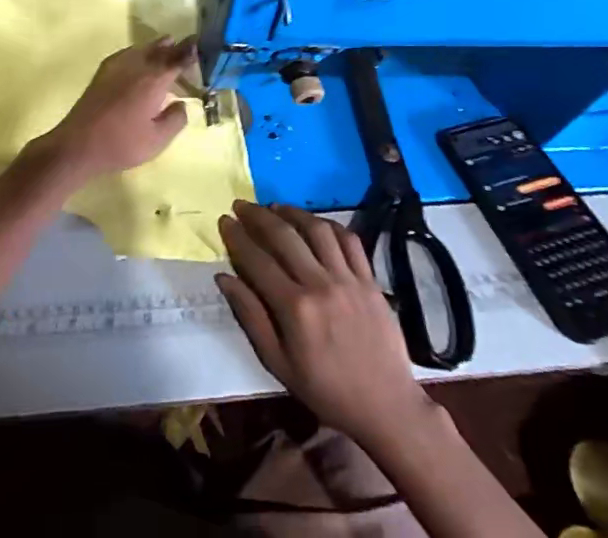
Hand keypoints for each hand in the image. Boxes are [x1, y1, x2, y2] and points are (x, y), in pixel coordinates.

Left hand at [32, 37, 193, 184]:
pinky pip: (128, 52)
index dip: (191, 51)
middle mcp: (137, 66)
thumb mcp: (157, 140)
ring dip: (158, 47)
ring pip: (143, 48)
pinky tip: (140, 58)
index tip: (201, 45)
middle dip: (176, 47)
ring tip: (168, 47)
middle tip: (188, 47)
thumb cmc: (121, 144)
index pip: (178, 58)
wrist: (77, 145)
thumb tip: (181, 104)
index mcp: (154, 80)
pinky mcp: (103, 72)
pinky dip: (140, 51)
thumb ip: (175, 119)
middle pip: (161, 49)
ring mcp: (118, 66)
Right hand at [216, 202, 436, 446]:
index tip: (225, 221)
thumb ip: (251, 317)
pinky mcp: (370, 278)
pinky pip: (349, 240)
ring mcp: (348, 278)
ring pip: (317, 230)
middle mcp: (320, 283)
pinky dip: (329, 225)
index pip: (258, 260)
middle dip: (259, 217)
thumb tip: (224, 278)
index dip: (238, 237)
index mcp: (295, 308)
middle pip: (285, 237)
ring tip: (275, 207)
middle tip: (242, 205)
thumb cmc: (325, 389)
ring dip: (293, 213)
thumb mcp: (278, 363)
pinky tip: (315, 223)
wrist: (383, 403)